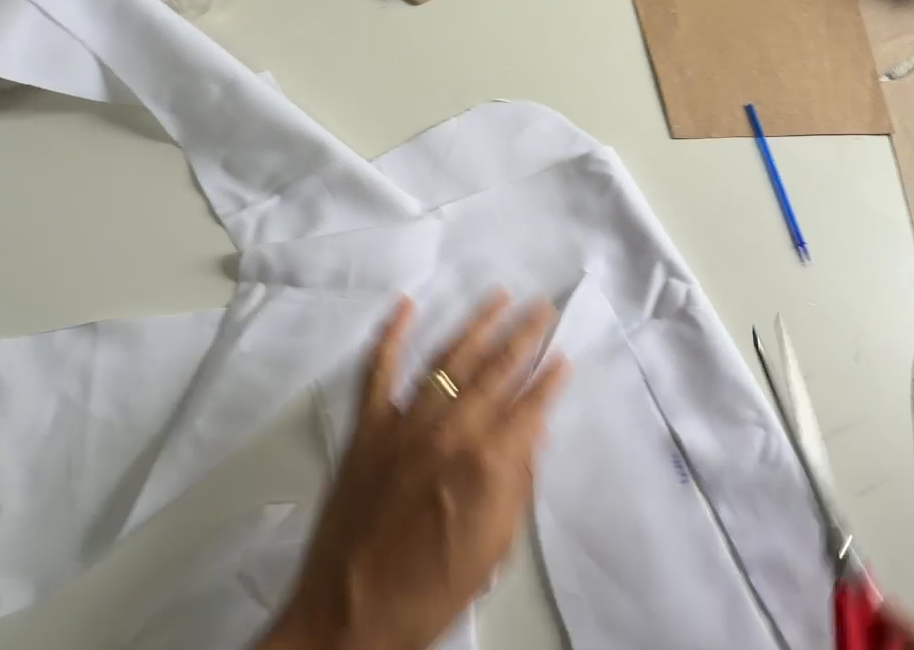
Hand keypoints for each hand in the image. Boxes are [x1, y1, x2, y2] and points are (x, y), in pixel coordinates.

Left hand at [264, 293, 569, 649]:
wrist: (349, 620)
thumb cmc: (433, 590)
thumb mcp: (496, 545)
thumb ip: (519, 482)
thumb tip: (534, 432)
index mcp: (489, 462)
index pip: (532, 403)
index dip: (552, 377)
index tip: (564, 354)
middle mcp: (452, 431)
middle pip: (498, 369)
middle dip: (526, 334)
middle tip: (544, 307)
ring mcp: (404, 424)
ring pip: (449, 358)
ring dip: (478, 323)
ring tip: (501, 296)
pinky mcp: (367, 428)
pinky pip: (377, 371)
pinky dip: (390, 335)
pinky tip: (406, 305)